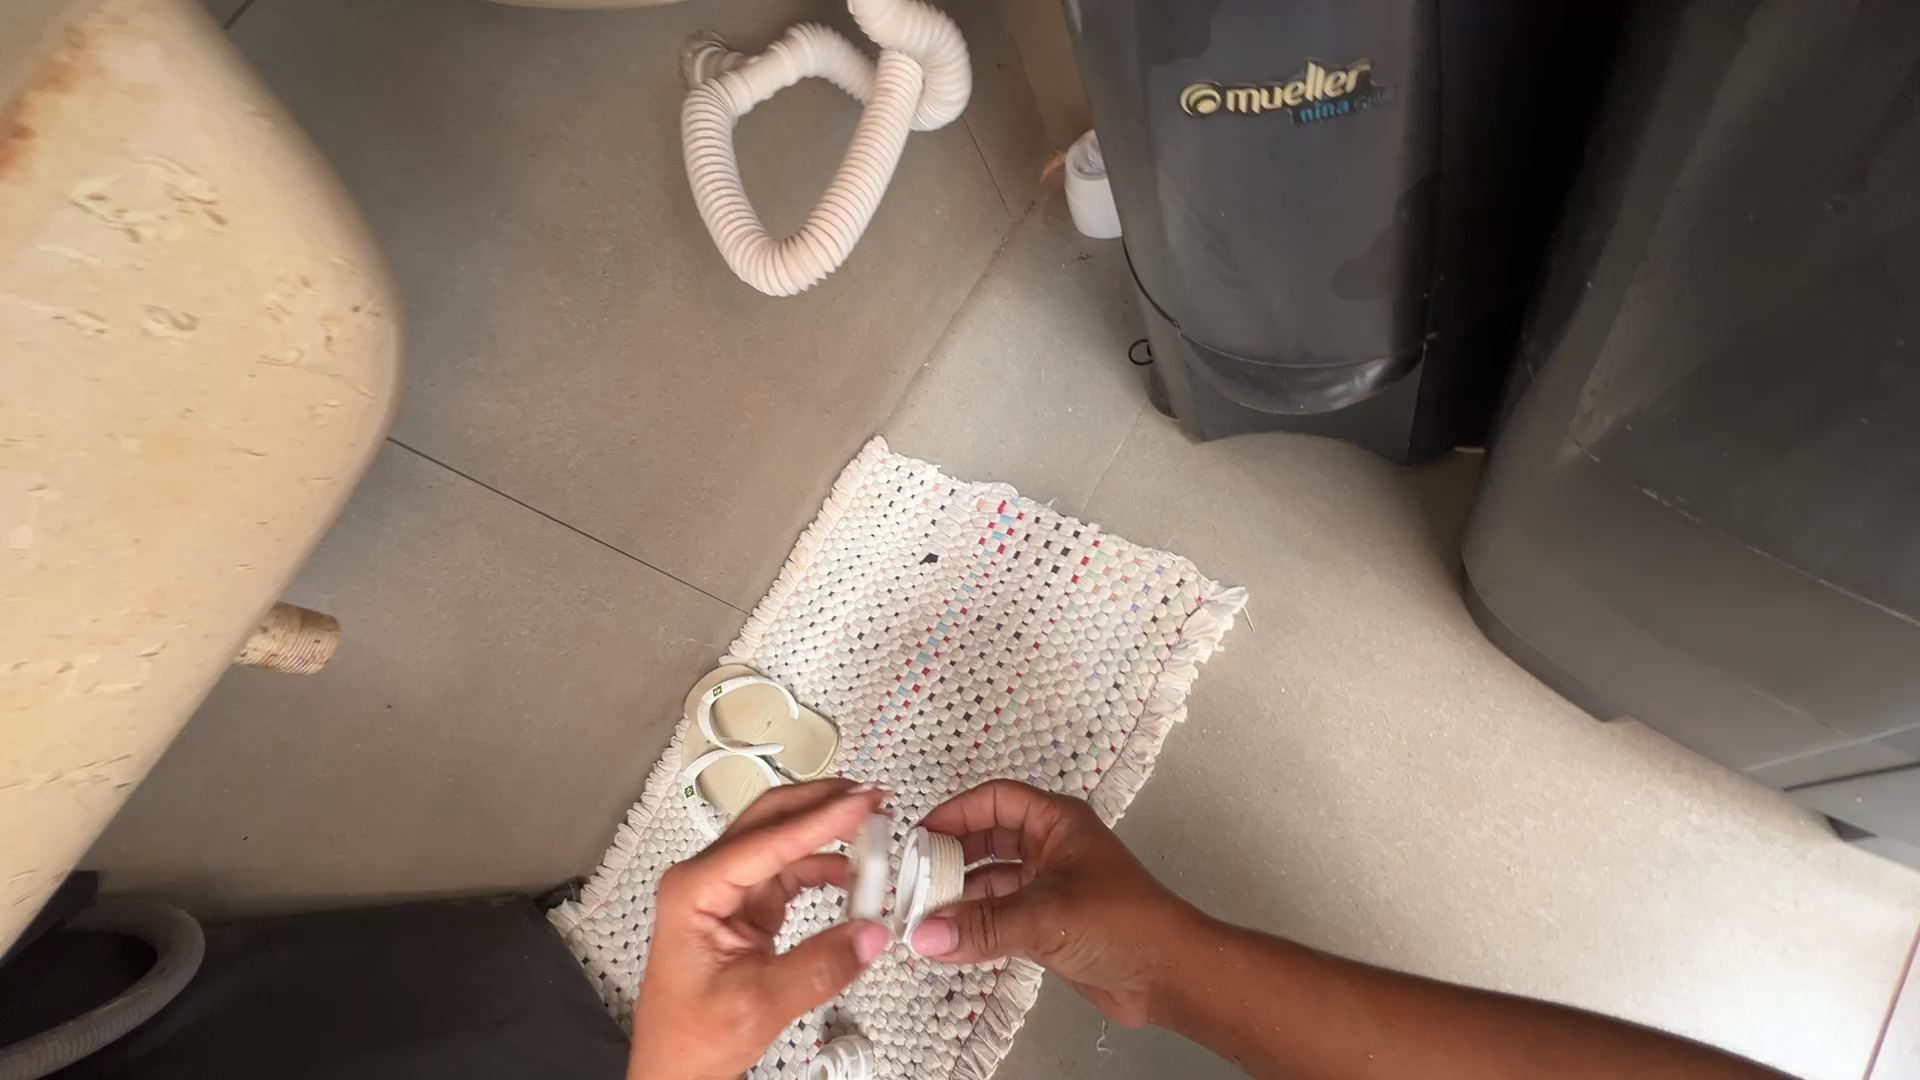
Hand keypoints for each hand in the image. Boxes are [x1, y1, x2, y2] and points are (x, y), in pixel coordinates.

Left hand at [628, 779, 892, 1079]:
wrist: (675, 1073)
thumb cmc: (691, 1041)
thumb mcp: (759, 1006)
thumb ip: (820, 967)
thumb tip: (870, 932)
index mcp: (695, 889)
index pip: (769, 840)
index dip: (821, 819)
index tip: (861, 803)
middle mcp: (710, 876)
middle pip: (773, 817)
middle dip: (824, 801)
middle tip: (870, 796)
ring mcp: (730, 885)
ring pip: (786, 835)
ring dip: (829, 828)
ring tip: (871, 826)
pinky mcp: (749, 900)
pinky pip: (794, 866)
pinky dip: (826, 863)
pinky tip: (853, 871)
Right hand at [907, 779, 1205, 1026]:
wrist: (1170, 975)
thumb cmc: (1127, 921)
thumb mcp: (1047, 915)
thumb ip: (984, 925)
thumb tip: (927, 933)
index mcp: (1055, 821)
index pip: (994, 800)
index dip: (956, 812)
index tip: (922, 834)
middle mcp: (1048, 846)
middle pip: (988, 837)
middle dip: (952, 854)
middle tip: (916, 874)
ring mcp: (1047, 884)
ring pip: (991, 878)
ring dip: (960, 893)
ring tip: (924, 910)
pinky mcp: (1046, 922)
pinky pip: (998, 913)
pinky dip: (974, 923)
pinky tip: (951, 938)